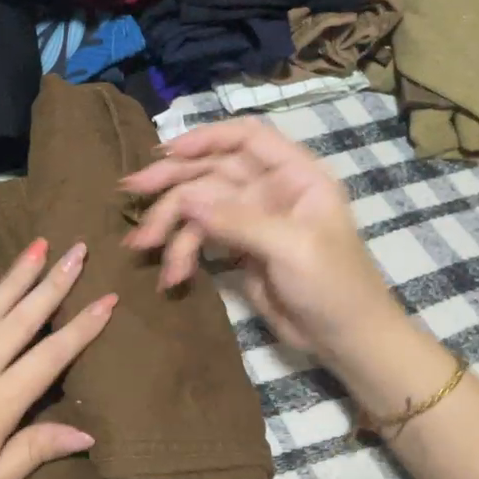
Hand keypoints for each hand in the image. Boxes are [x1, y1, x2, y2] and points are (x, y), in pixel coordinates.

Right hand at [120, 119, 407, 361]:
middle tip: (131, 190)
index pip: (246, 137)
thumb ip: (237, 220)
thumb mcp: (291, 248)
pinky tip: (170, 275)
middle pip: (211, 170)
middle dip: (171, 181)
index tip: (166, 153)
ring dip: (168, 224)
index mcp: (295, 175)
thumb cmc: (335, 286)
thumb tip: (184, 198)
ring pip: (198, 206)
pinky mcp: (237, 248)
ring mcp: (251, 218)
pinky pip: (199, 238)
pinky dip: (181, 253)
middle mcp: (270, 188)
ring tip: (143, 246)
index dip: (205, 138)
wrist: (347, 341)